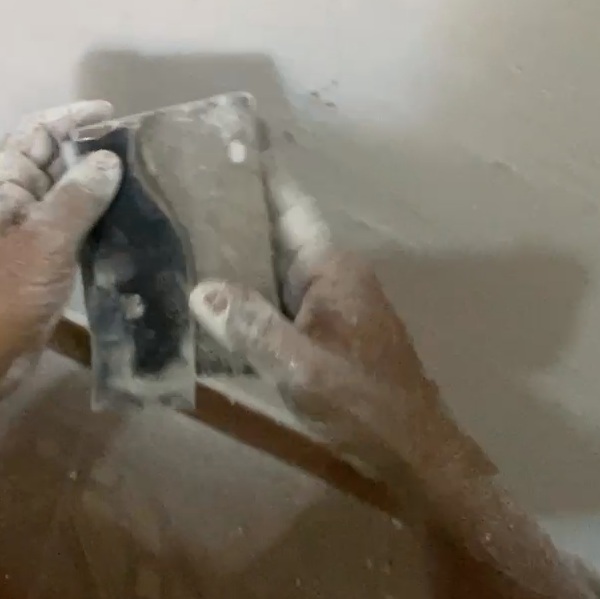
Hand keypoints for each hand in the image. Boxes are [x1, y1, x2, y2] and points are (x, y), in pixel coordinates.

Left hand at [0, 102, 123, 369]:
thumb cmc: (1, 294)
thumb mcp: (44, 240)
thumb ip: (77, 196)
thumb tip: (108, 160)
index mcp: (2, 182)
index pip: (35, 130)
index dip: (70, 116)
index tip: (110, 113)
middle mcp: (12, 199)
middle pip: (52, 159)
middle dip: (89, 149)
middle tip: (139, 148)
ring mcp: (26, 232)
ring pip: (65, 195)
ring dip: (96, 185)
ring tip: (142, 179)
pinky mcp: (40, 262)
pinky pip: (71, 228)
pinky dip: (96, 220)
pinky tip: (129, 222)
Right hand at [190, 167, 492, 483]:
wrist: (416, 457)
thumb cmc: (364, 405)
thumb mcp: (300, 367)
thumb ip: (249, 326)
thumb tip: (198, 289)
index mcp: (331, 268)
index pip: (291, 206)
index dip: (263, 173)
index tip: (229, 141)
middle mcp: (332, 274)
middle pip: (277, 229)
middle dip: (236, 208)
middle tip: (183, 189)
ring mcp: (330, 301)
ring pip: (275, 262)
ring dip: (238, 248)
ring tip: (185, 230)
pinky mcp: (324, 327)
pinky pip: (278, 292)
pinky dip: (247, 284)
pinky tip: (212, 290)